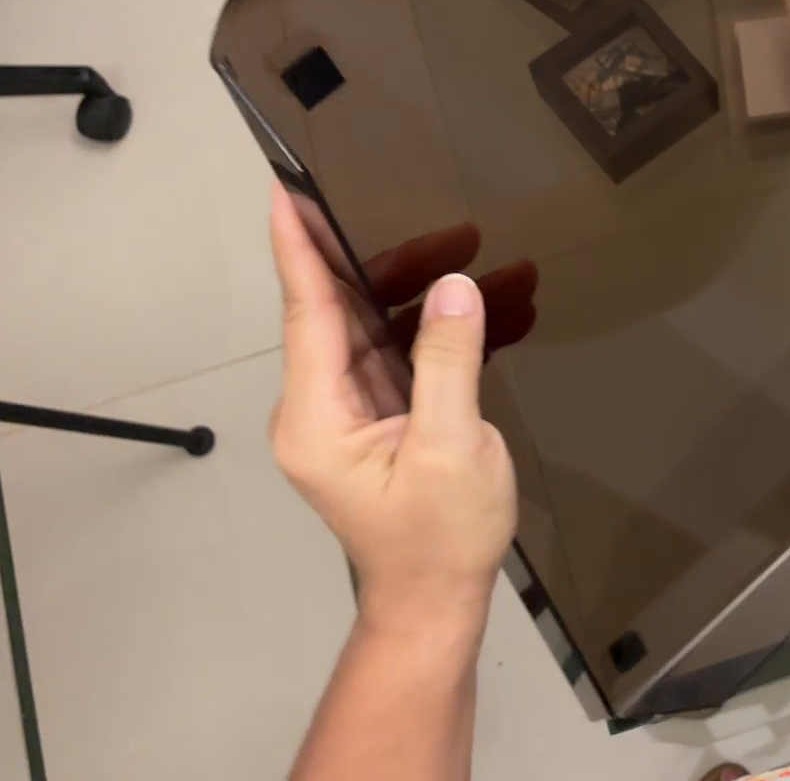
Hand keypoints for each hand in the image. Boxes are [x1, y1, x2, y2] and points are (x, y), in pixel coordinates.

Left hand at [268, 182, 518, 634]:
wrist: (439, 599)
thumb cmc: (438, 534)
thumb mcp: (450, 446)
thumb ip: (448, 362)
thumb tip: (455, 287)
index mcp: (317, 414)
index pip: (306, 312)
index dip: (298, 248)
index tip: (287, 190)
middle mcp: (325, 405)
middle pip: (356, 312)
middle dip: (407, 266)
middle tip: (463, 229)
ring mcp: (357, 410)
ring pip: (391, 330)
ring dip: (442, 300)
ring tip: (501, 265)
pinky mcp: (389, 416)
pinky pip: (415, 357)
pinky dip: (453, 335)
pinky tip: (502, 312)